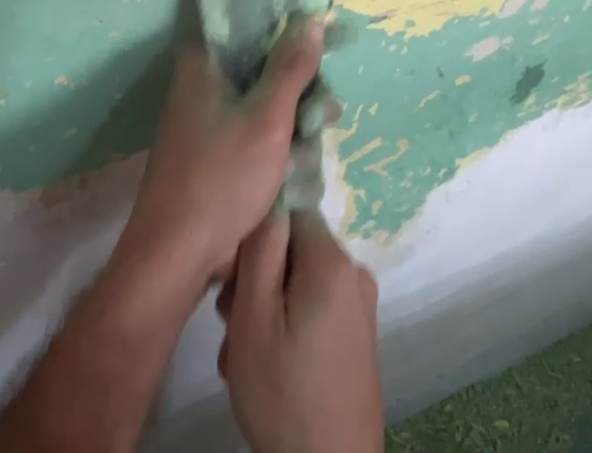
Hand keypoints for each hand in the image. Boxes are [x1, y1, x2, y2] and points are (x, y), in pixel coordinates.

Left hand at [122, 20, 324, 281]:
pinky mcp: (216, 148)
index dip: (290, 33)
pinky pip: (255, 128)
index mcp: (204, 64)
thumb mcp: (267, 118)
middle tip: (325, 114)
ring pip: (264, 100)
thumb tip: (311, 19)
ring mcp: (207, 118)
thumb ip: (291, 68)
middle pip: (262, 65)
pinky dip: (278, 139)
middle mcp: (202, 83)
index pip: (251, 26)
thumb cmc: (222, 177)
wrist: (178, 251)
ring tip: (318, 139)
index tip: (324, 49)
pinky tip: (300, 157)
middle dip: (300, 86)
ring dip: (294, 117)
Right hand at [218, 211, 383, 452]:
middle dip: (255, 280)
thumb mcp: (254, 316)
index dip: (255, 239)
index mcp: (333, 261)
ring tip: (244, 354)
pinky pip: (312, 310)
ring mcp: (359, 308)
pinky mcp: (356, 336)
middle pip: (291, 250)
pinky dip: (285, 328)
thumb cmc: (284, 392)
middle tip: (232, 324)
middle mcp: (354, 274)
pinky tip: (267, 365)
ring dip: (264, 310)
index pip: (288, 213)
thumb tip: (269, 198)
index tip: (235, 278)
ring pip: (296, 284)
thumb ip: (260, 251)